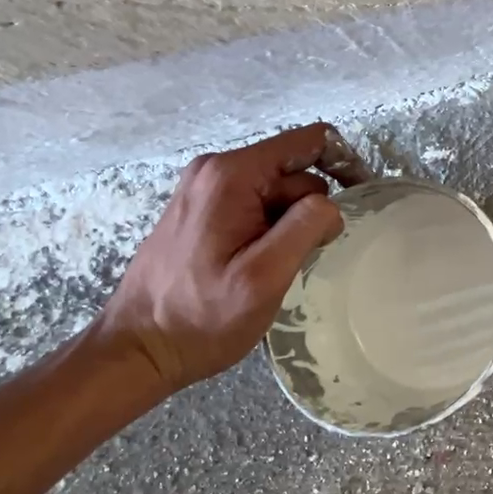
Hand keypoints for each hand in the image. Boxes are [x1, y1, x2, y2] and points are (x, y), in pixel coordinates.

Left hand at [96, 124, 345, 392]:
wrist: (133, 352)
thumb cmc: (199, 317)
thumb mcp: (264, 276)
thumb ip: (306, 227)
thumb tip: (330, 204)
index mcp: (232, 174)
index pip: (310, 141)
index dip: (344, 163)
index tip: (359, 200)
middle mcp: (216, 169)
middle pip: (295, 169)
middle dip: (310, 209)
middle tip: (300, 256)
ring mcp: (206, 188)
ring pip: (279, 189)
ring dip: (290, 224)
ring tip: (274, 266)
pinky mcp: (202, 208)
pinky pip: (258, 202)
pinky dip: (271, 228)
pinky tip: (260, 262)